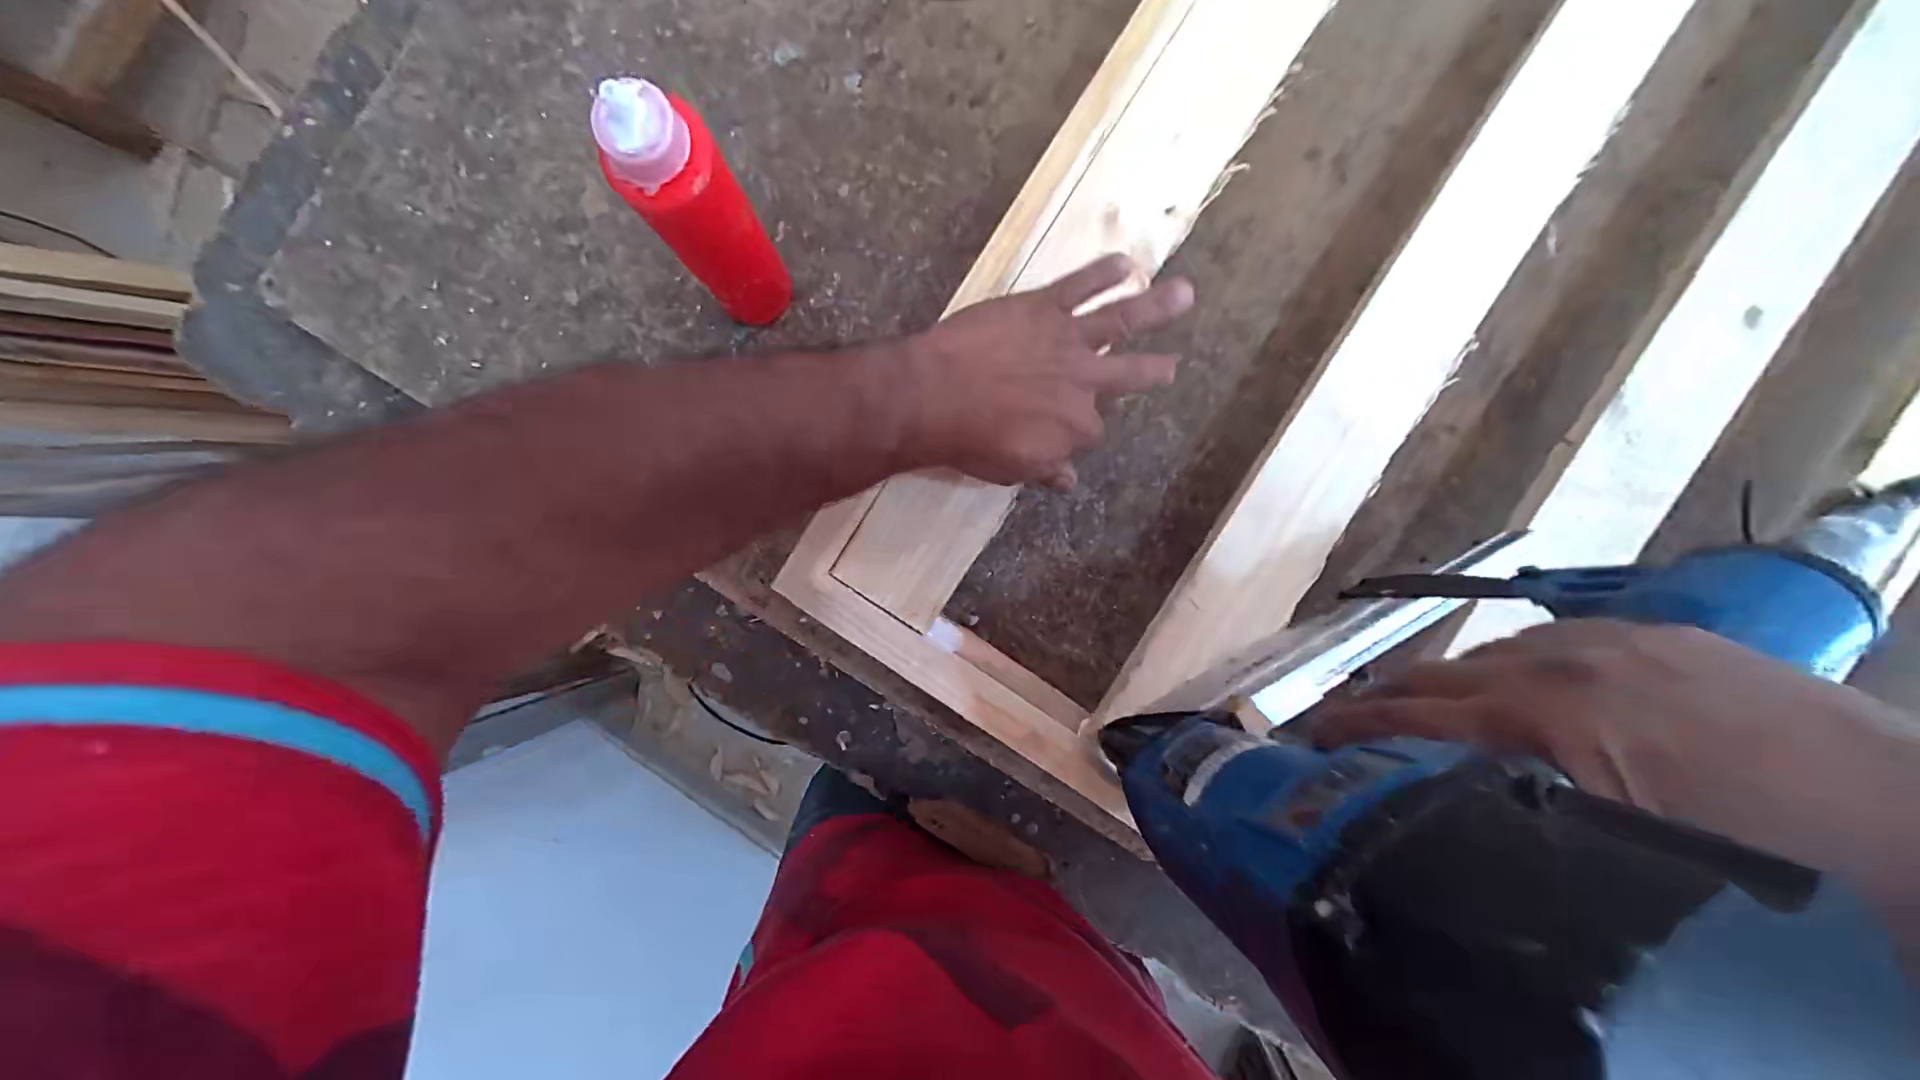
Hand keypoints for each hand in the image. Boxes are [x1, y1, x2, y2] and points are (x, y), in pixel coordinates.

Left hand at [890, 254, 1195, 488]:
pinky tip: (1125, 264)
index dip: (1081, 429)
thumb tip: (1069, 480)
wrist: (934, 396)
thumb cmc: (970, 440)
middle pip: (1128, 375)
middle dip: (1152, 371)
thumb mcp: (1011, 467)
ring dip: (1156, 307)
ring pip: (1121, 321)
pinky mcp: (1043, 308)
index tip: (1070, 429)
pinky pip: (1080, 286)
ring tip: (1186, 294)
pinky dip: (1103, 272)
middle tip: (1171, 367)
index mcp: (1076, 427)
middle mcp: (1083, 383)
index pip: (1092, 429)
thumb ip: (1046, 469)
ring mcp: (1066, 341)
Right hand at [1311, 620, 1919, 883]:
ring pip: (1487, 654)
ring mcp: (1609, 640)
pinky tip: (1514, 690)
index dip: (1349, 723)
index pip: (1410, 712)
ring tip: (1421, 712)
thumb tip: (1430, 805)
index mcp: (1541, 713)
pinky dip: (1507, 667)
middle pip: (1435, 673)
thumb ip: (1505, 805)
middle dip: (1378, 698)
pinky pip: (1548, 642)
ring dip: (1444, 683)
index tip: (1305, 737)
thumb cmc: (1767, 856)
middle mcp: (1558, 661)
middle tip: (1341, 727)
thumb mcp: (1612, 844)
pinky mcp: (1656, 635)